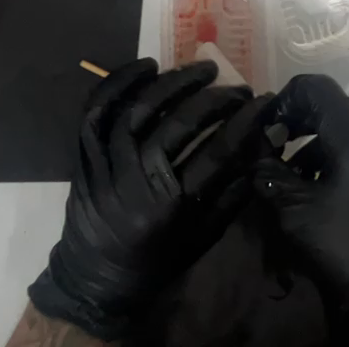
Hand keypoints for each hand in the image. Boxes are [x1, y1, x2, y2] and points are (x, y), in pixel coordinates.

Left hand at [28, 59, 275, 340]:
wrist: (95, 282)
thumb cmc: (157, 262)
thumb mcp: (204, 236)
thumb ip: (234, 189)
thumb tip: (264, 142)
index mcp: (171, 208)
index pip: (217, 151)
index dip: (246, 121)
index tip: (264, 100)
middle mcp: (137, 183)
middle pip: (180, 124)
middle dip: (215, 99)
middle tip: (237, 87)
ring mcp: (106, 166)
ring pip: (140, 109)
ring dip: (175, 82)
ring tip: (202, 69)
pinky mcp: (84, 156)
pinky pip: (98, 110)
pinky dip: (120, 82)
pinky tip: (148, 66)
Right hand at [254, 74, 348, 327]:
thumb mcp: (300, 215)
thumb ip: (272, 179)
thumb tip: (258, 163)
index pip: (316, 88)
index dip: (286, 100)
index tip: (270, 129)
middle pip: (336, 112)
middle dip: (302, 129)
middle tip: (279, 155)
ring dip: (325, 151)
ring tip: (304, 185)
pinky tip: (336, 196)